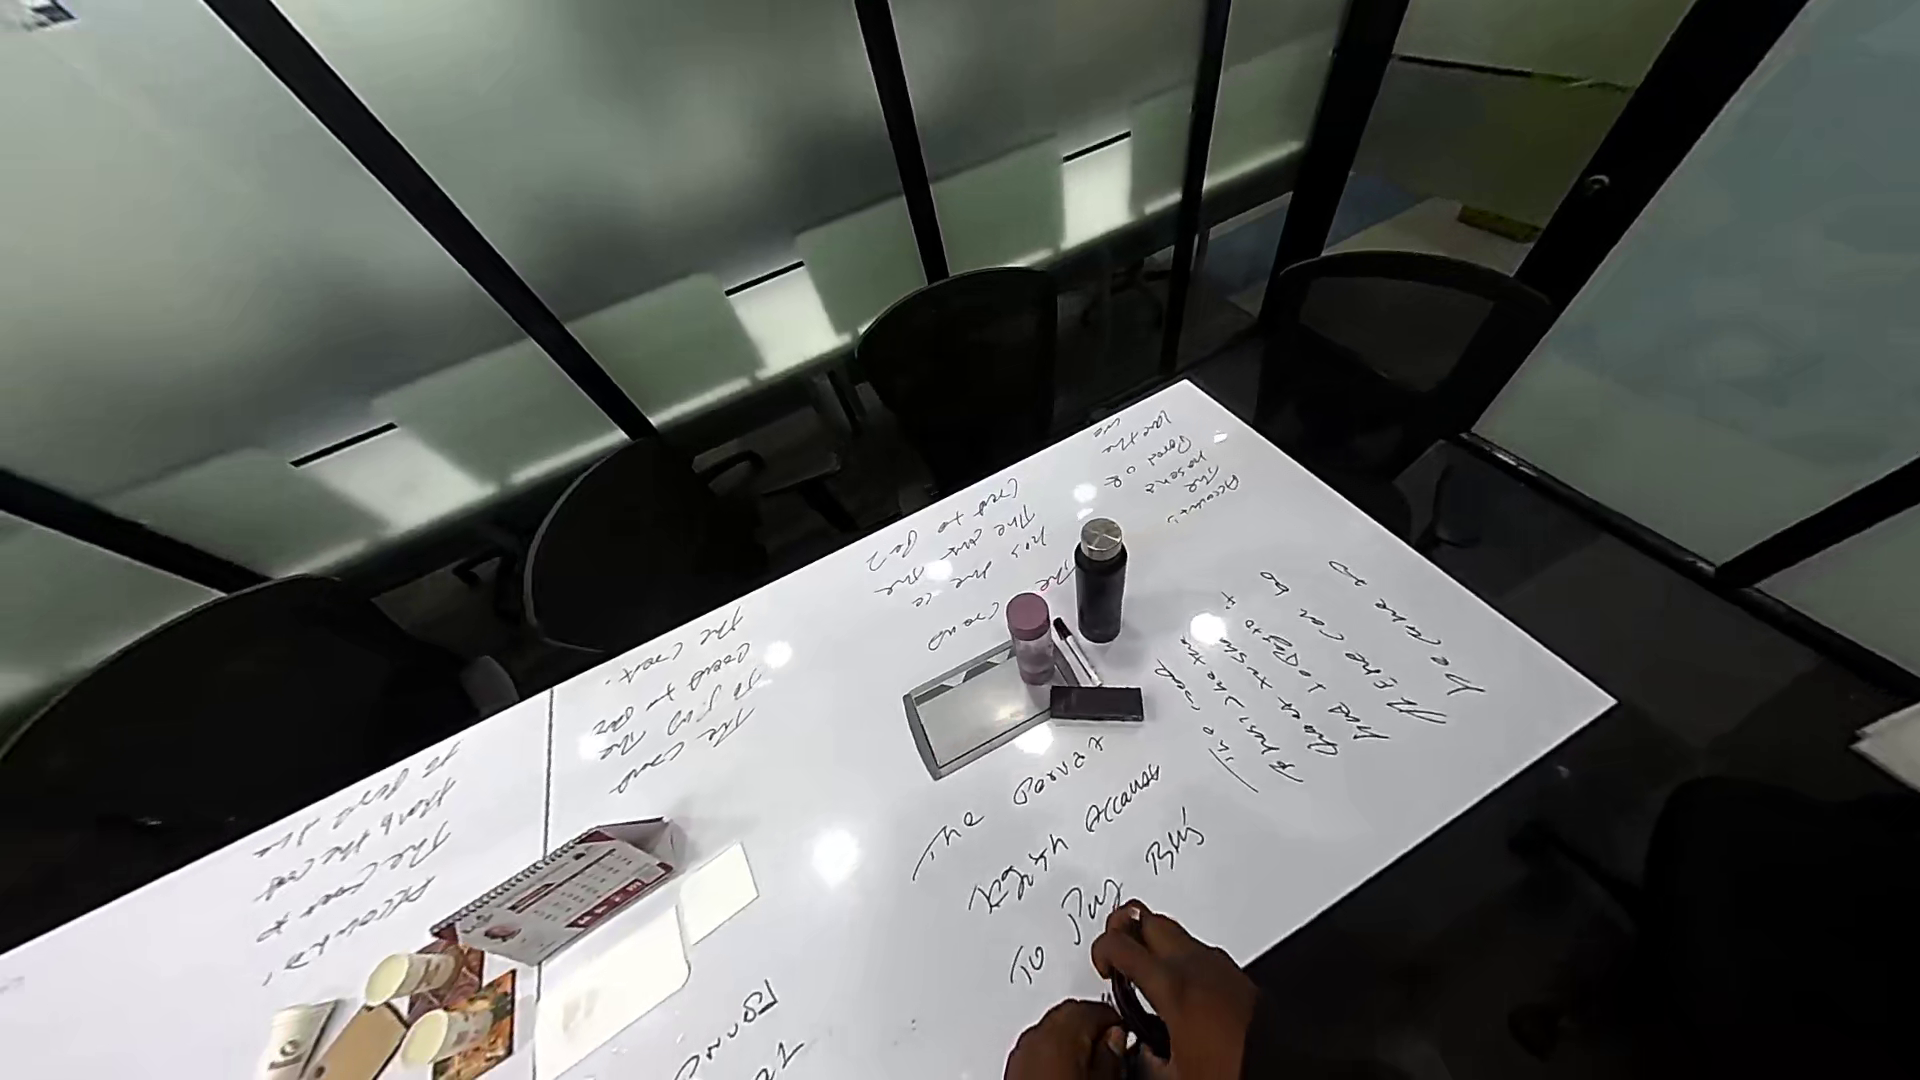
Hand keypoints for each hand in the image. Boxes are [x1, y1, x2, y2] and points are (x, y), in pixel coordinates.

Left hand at [1005, 999, 1127, 1079]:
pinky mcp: (1014, 1070)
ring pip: (1053, 1031)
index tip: (1124, 1032)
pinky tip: (1069, 1075)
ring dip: (1073, 1040)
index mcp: (1059, 1035)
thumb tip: (1116, 1039)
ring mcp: (1021, 1054)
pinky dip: (1056, 1054)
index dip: (1112, 1019)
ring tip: (1094, 1065)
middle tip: (1113, 1045)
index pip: (1090, 1008)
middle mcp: (1036, 1037)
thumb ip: (1110, 1059)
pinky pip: (1039, 1049)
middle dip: (1091, 1026)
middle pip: (1068, 1016)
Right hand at [1090, 901, 1257, 1079]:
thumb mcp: (1181, 1078)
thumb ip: (1151, 1060)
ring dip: (1152, 938)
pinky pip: (1195, 946)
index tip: (1102, 965)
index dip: (1101, 950)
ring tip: (1148, 967)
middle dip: (1124, 926)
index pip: (1119, 944)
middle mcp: (1190, 962)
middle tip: (1119, 948)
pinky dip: (1179, 954)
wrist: (1290, 1070)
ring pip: (1170, 927)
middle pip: (1144, 917)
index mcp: (1170, 983)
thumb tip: (1144, 1055)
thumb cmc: (1237, 1071)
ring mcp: (1213, 961)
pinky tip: (1181, 983)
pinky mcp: (1232, 970)